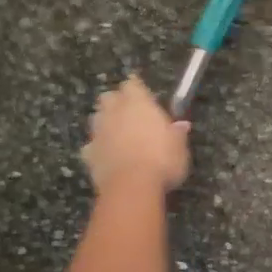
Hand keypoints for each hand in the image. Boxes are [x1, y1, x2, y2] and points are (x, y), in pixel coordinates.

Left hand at [80, 76, 189, 192]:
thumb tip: (182, 125)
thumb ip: (177, 134)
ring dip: (105, 122)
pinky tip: (108, 156)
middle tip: (128, 112)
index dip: (137, 88)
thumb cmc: (161, 160)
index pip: (132, 84)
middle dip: (116, 101)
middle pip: (109, 97)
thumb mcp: (179, 148)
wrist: (131, 186)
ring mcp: (98, 132)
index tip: (143, 93)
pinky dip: (99, 148)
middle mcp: (114, 112)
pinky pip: (92, 145)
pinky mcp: (88, 153)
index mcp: (137, 103)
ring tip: (118, 133)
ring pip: (97, 118)